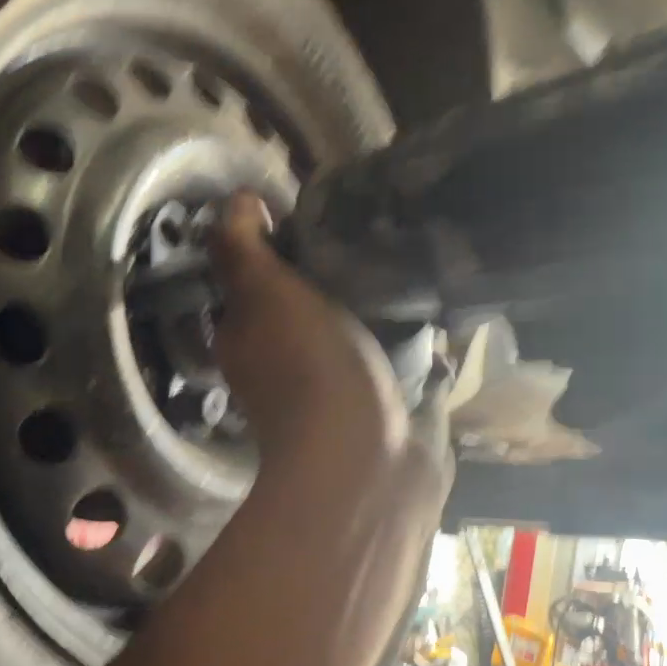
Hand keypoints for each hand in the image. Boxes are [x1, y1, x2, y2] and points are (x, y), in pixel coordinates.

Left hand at [209, 193, 452, 514]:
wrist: (368, 463)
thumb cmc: (308, 368)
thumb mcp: (263, 295)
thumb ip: (242, 250)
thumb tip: (233, 201)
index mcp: (242, 337)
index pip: (248, 280)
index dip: (271, 244)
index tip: (309, 208)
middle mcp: (278, 362)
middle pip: (299, 302)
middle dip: (327, 269)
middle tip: (367, 225)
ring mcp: (331, 387)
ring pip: (347, 329)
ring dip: (370, 301)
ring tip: (406, 251)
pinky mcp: (382, 405)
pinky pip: (392, 358)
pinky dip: (407, 335)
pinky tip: (433, 303)